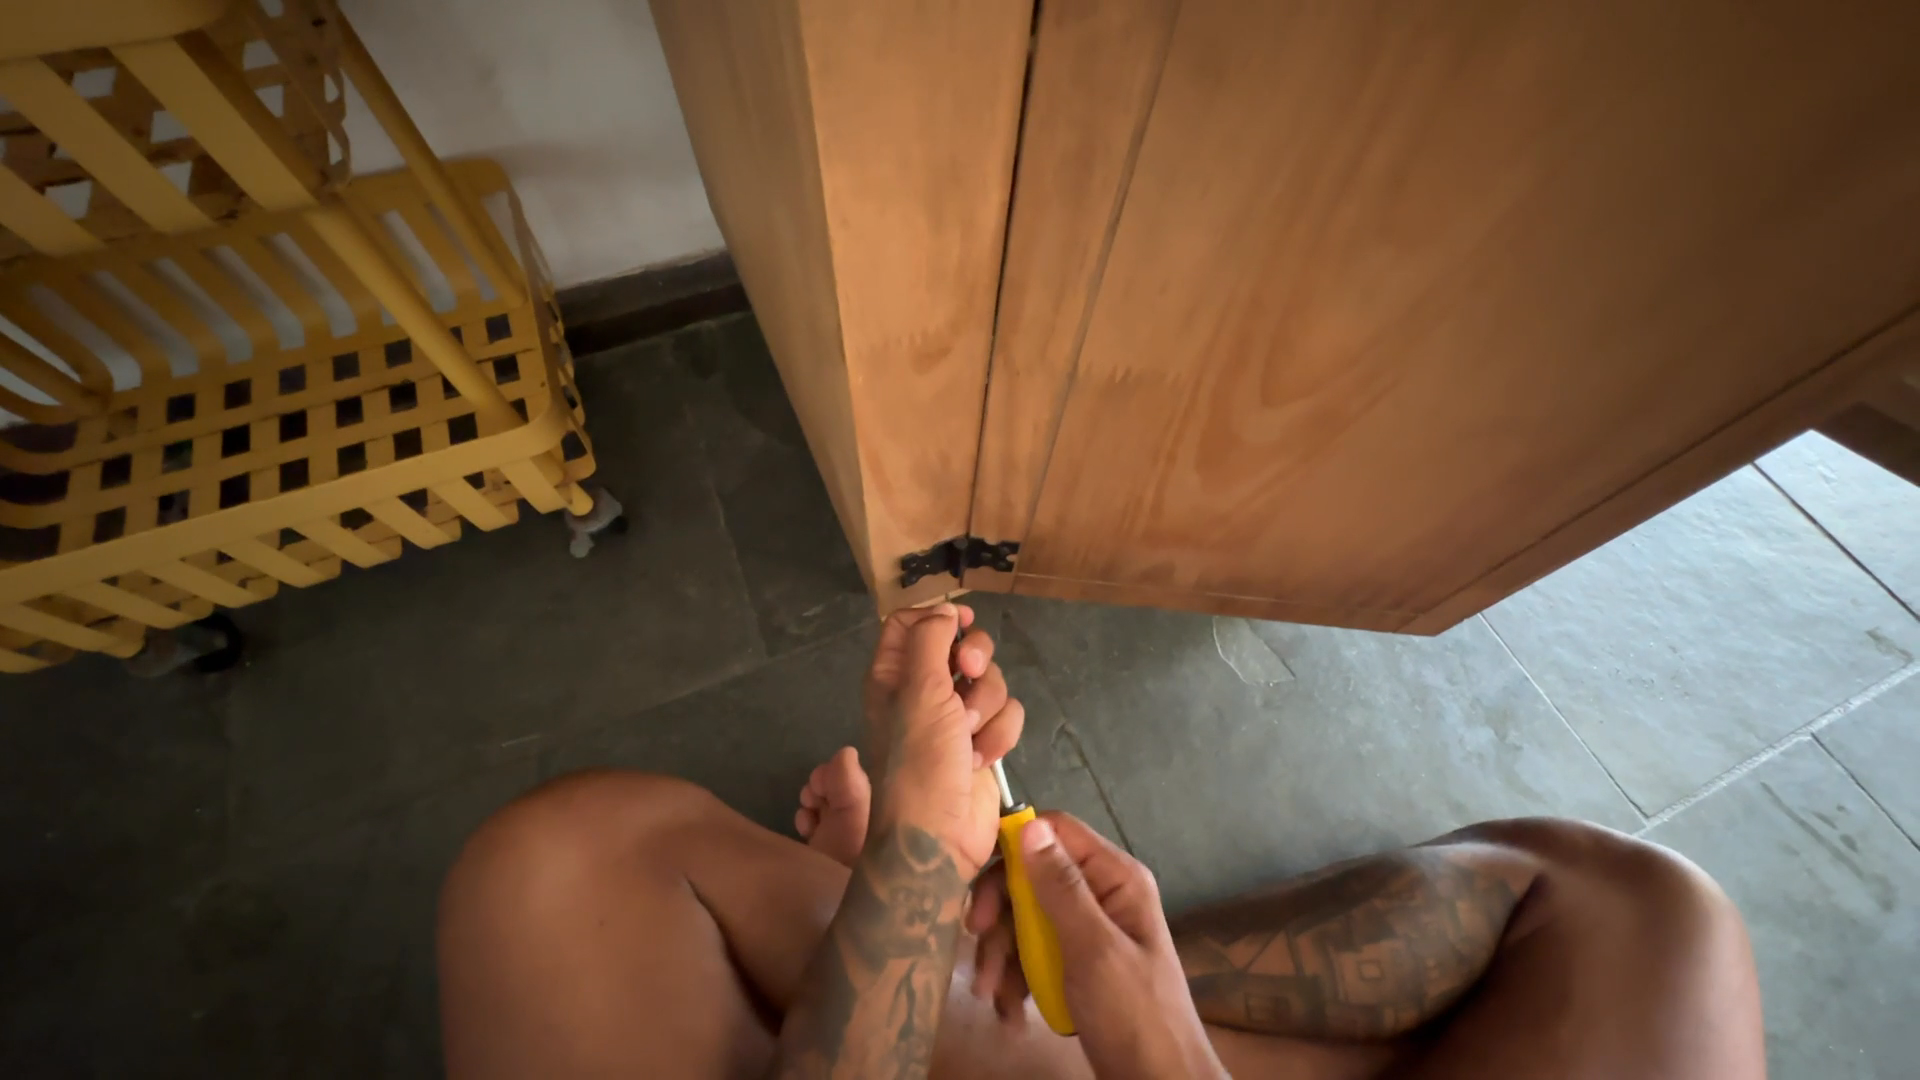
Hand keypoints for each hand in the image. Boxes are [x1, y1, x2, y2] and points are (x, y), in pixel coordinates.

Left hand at [862, 603, 1024, 877]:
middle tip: (969, 672)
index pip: (909, 622)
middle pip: (961, 644)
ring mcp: (957, 716)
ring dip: (987, 705)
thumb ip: (929, 639)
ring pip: (992, 679)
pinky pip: (1009, 713)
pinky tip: (982, 757)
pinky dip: (1000, 734)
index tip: (961, 620)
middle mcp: (925, 689)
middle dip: (976, 658)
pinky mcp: (984, 739)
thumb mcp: (917, 690)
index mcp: (895, 673)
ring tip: (969, 734)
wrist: (939, 834)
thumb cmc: (918, 761)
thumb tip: (945, 612)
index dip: (936, 616)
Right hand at [968, 812, 1225, 1079]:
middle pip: (1032, 878)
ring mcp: (1086, 929)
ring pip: (1025, 919)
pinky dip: (1015, 981)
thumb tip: (1029, 824)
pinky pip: (1032, 954)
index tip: (982, 885)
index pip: (1056, 832)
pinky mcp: (1074, 963)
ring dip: (1002, 956)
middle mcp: (1099, 893)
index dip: (1014, 848)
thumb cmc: (1134, 1015)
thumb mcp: (1094, 949)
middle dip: (1001, 915)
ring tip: (992, 996)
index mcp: (1114, 877)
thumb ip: (1060, 887)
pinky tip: (1011, 1013)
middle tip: (976, 943)